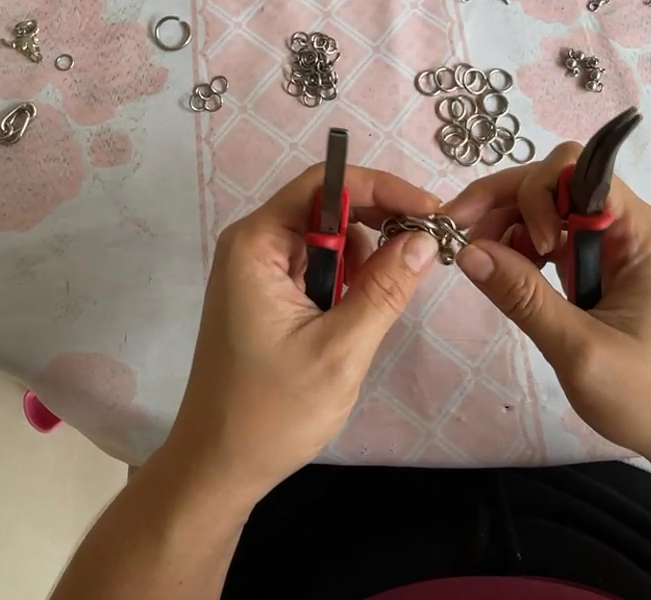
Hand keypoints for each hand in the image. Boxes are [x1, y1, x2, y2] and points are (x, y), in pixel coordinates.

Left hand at [163, 164, 441, 500]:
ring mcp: (258, 267)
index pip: (325, 185)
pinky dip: (348, 276)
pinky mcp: (268, 291)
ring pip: (327, 234)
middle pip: (327, 203)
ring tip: (381, 297)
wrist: (219, 466)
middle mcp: (254, 243)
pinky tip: (357, 310)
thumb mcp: (340, 350)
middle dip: (379, 219)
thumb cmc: (272, 412)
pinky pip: (317, 262)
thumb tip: (425, 238)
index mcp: (257, 244)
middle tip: (426, 244)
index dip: (382, 188)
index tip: (430, 210)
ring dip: (364, 254)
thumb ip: (384, 289)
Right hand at [441, 143, 650, 474]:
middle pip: (555, 181)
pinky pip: (547, 234)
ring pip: (545, 204)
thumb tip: (468, 250)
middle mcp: (623, 226)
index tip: (511, 239)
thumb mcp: (580, 351)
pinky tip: (501, 273)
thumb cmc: (648, 396)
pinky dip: (516, 245)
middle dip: (504, 199)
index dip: (536, 190)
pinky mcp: (592, 266)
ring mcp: (607, 245)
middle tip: (457, 231)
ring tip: (476, 258)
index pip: (578, 169)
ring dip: (505, 220)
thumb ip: (524, 298)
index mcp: (637, 232)